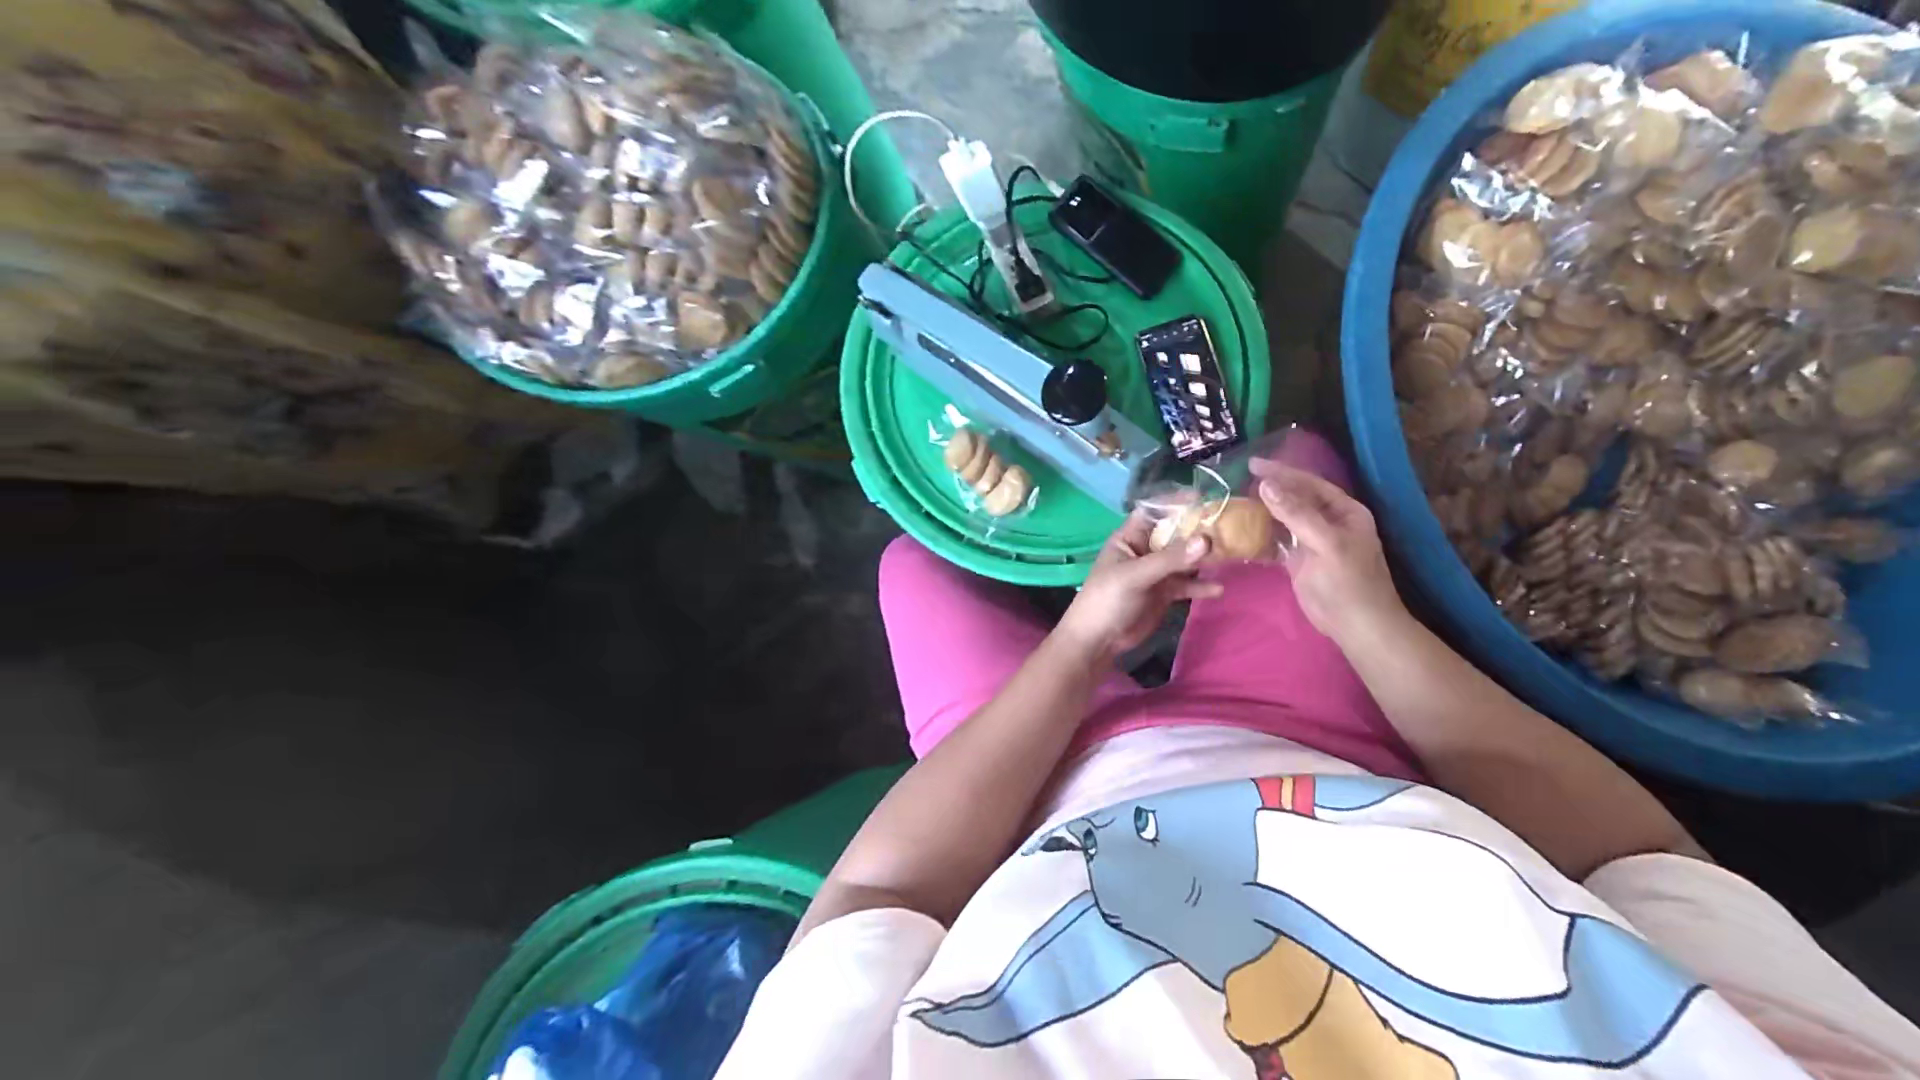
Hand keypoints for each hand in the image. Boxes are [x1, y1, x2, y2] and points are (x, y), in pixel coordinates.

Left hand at [1055, 511, 1222, 662]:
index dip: (1176, 503)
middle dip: (1198, 531)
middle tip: (1230, 527)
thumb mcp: (1136, 575)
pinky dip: (1201, 586)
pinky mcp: (1164, 593)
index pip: (1154, 512)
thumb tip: (1207, 540)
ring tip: (1231, 555)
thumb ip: (1170, 559)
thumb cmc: (1107, 599)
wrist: (1098, 640)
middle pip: (1175, 534)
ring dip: (1204, 558)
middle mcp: (1144, 551)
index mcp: (1129, 538)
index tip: (1205, 498)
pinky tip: (1218, 589)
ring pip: (1184, 559)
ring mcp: (1155, 572)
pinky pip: (1186, 584)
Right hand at [1251, 459, 1407, 644]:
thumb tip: (1265, 484)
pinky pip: (1275, 542)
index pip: (1310, 483)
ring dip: (1260, 512)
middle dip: (1268, 490)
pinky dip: (1258, 537)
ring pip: (1282, 519)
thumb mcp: (1326, 543)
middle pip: (1294, 498)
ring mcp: (1312, 542)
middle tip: (1236, 481)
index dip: (1282, 472)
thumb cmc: (1349, 582)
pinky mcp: (1298, 561)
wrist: (1357, 626)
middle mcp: (1328, 522)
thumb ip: (1296, 513)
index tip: (1252, 464)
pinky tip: (1239, 533)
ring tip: (1233, 503)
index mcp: (1344, 511)